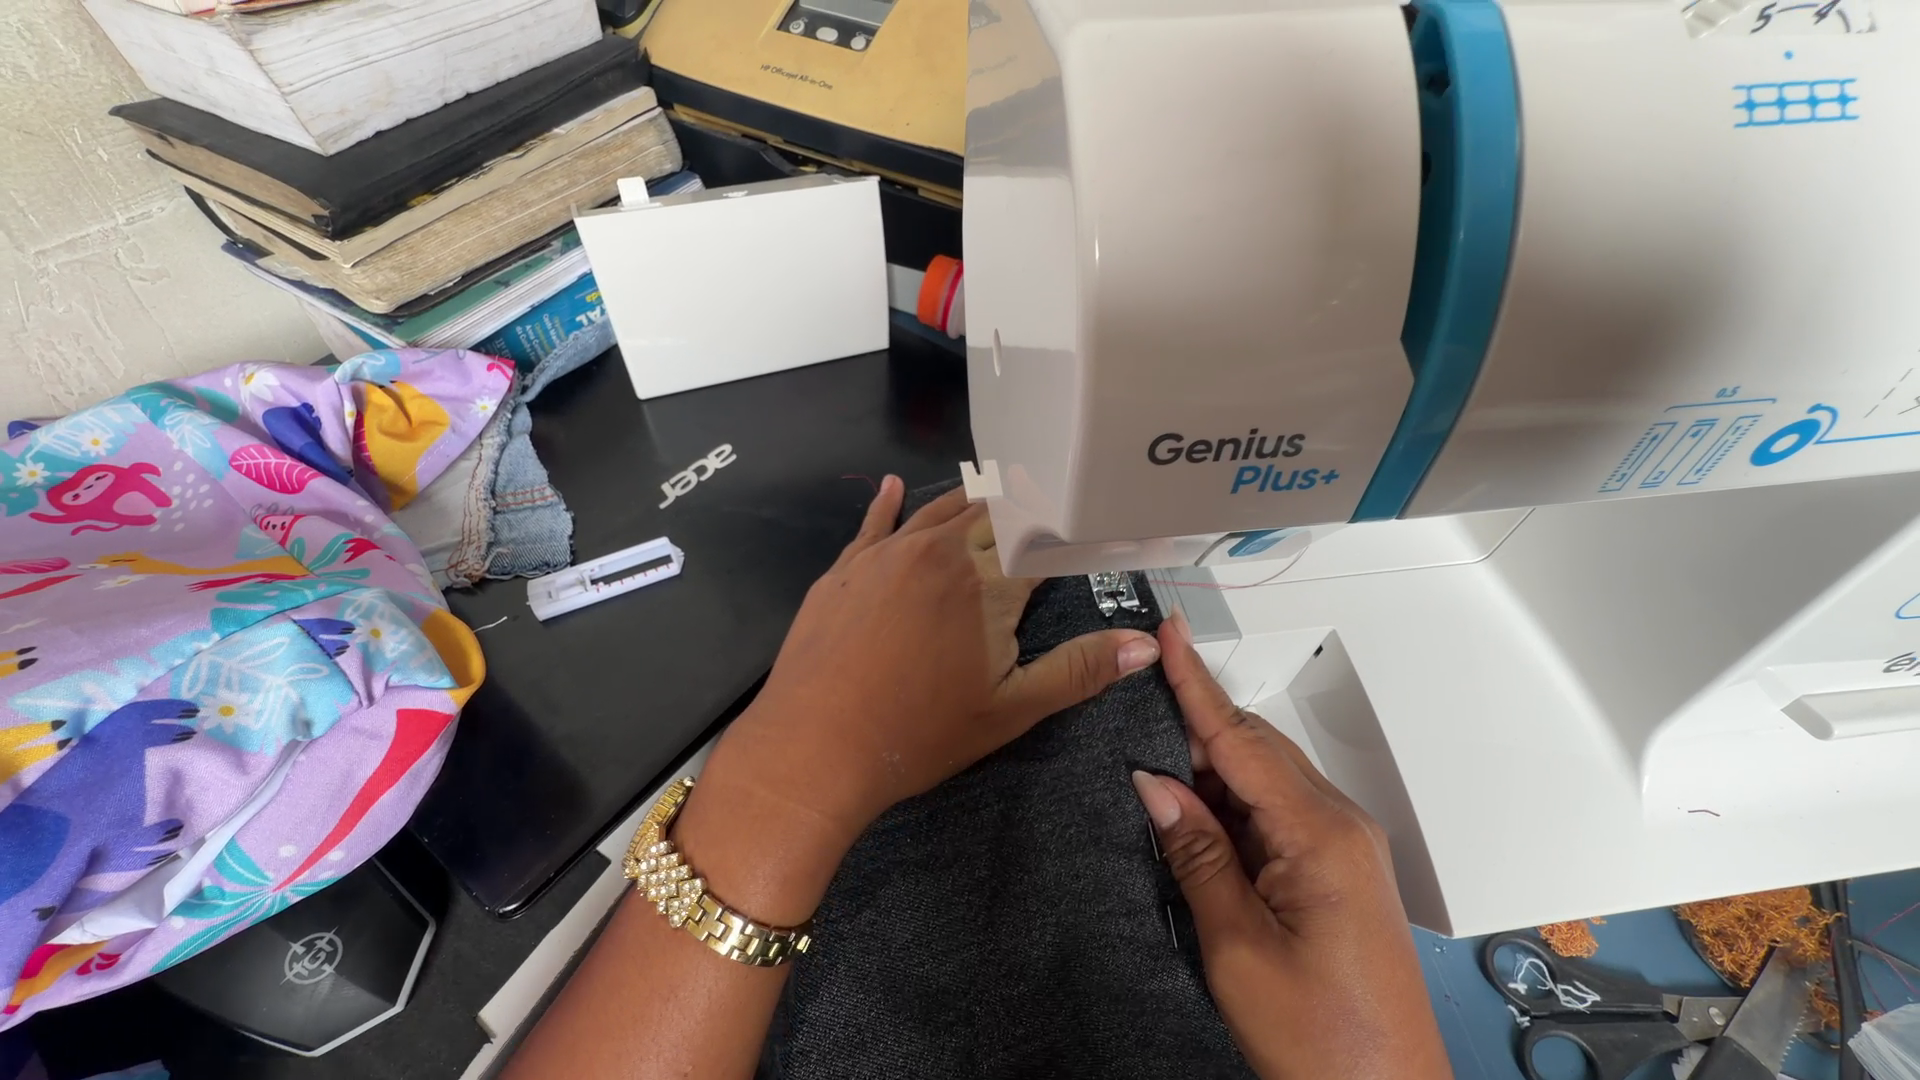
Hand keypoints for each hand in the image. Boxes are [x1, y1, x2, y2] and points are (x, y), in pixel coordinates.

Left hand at [675, 478, 1161, 920]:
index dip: (1073, 535)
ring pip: (938, 511)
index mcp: (990, 584)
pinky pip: (873, 524)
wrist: (815, 746)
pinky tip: (892, 485)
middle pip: (993, 515)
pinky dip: (888, 503)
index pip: (1044, 543)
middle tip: (1046, 497)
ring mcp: (887, 555)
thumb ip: (1079, 670)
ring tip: (994, 483)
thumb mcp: (1011, 710)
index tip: (1096, 528)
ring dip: (970, 499)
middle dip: (1026, 507)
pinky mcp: (846, 569)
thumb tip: (1146, 643)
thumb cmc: (919, 733)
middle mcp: (942, 553)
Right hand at [1130, 616, 1452, 1079]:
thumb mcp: (1237, 947)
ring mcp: (1341, 845)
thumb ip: (1196, 853)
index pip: (1240, 738)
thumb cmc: (1323, 1040)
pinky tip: (1196, 823)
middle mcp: (1338, 824)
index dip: (1195, 683)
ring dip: (1207, 775)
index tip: (1170, 632)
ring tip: (1158, 786)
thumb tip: (1154, 784)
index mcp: (1319, 835)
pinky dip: (1229, 807)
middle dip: (1192, 732)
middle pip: (1251, 748)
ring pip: (1259, 778)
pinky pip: (1271, 811)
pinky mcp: (1334, 867)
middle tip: (1135, 728)